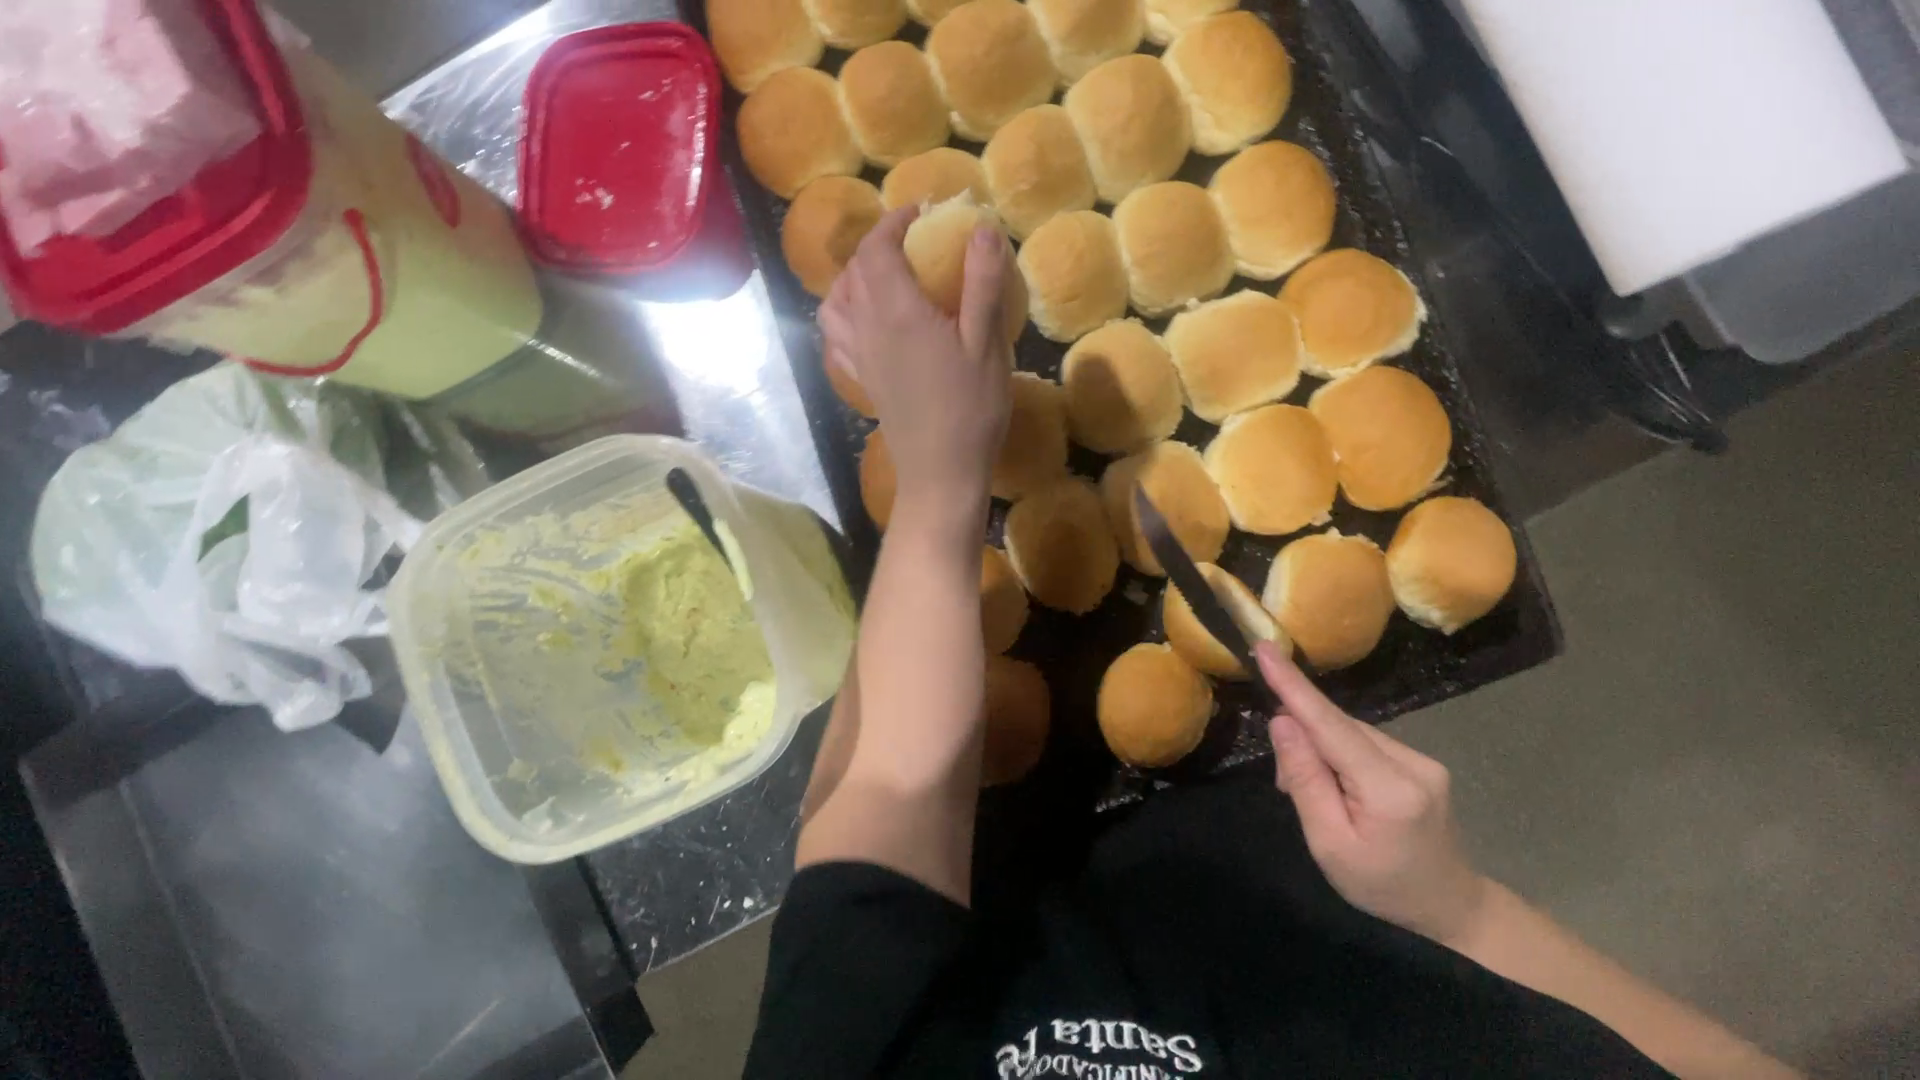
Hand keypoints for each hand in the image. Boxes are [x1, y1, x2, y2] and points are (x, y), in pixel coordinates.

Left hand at [820, 206, 1012, 523]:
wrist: (941, 470)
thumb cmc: (971, 408)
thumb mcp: (987, 343)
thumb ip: (983, 283)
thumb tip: (981, 227)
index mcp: (897, 310)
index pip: (876, 249)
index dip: (892, 223)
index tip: (920, 214)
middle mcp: (867, 326)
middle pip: (854, 270)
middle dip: (877, 244)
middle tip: (912, 240)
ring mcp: (859, 356)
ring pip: (836, 301)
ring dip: (855, 277)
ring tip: (884, 274)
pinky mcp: (862, 379)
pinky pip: (836, 337)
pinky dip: (842, 315)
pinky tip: (863, 319)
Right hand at [1256, 641, 1490, 945]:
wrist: (1449, 908)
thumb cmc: (1380, 886)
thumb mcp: (1329, 843)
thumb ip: (1305, 780)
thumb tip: (1282, 722)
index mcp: (1389, 788)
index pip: (1330, 725)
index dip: (1294, 687)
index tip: (1266, 648)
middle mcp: (1413, 763)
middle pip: (1338, 728)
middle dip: (1301, 738)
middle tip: (1281, 784)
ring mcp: (1423, 761)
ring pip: (1351, 734)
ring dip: (1321, 750)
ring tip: (1315, 796)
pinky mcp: (1423, 764)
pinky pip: (1366, 744)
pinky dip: (1341, 756)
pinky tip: (1339, 788)